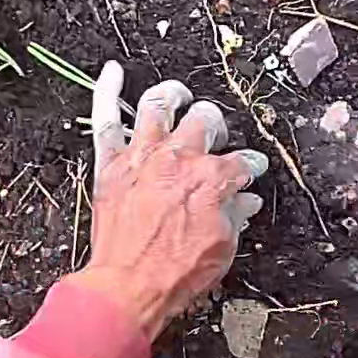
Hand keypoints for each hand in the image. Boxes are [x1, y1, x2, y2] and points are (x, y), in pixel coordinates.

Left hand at [70, 63, 266, 339]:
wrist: (127, 288)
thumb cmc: (175, 272)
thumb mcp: (223, 247)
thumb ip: (236, 214)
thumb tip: (244, 200)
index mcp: (212, 178)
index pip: (242, 161)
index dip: (251, 166)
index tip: (251, 172)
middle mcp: (179, 158)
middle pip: (205, 120)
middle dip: (217, 126)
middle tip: (216, 138)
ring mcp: (143, 156)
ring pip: (159, 105)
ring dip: (173, 95)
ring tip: (180, 95)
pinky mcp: (113, 164)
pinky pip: (106, 118)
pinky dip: (108, 91)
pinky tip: (113, 70)